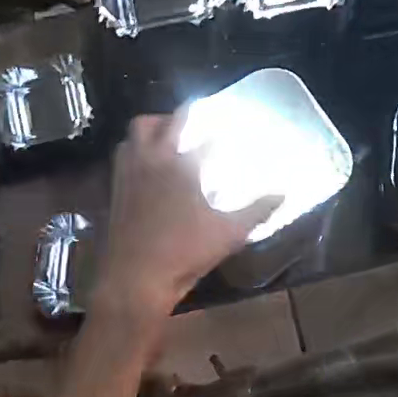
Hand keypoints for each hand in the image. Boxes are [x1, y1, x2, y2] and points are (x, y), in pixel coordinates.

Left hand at [93, 111, 280, 317]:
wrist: (136, 278)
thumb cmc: (186, 252)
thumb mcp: (230, 233)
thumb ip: (257, 211)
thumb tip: (282, 195)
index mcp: (180, 164)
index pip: (199, 136)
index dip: (214, 132)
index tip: (224, 132)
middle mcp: (150, 161)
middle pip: (153, 122)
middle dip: (173, 118)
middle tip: (189, 125)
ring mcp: (128, 175)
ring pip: (132, 137)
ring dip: (149, 133)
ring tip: (166, 142)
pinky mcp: (115, 192)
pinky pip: (122, 160)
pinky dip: (135, 155)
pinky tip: (148, 171)